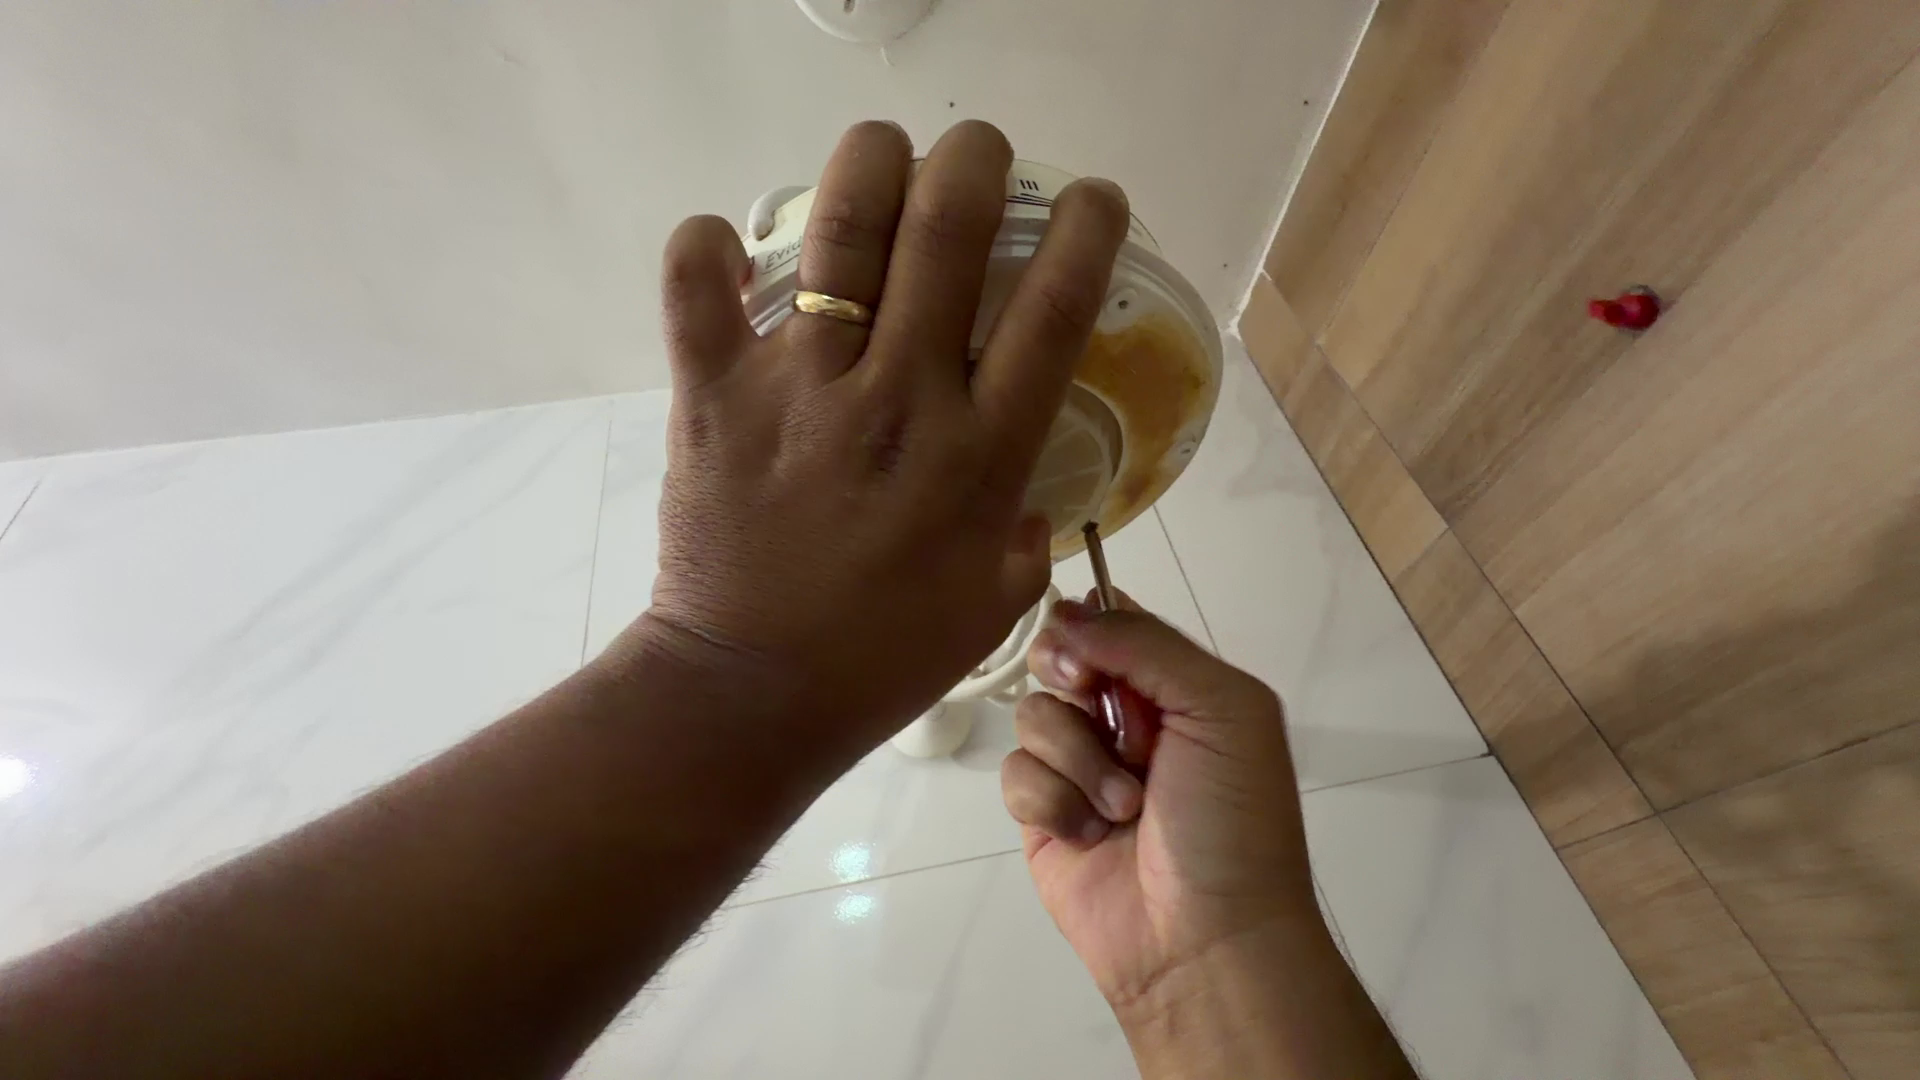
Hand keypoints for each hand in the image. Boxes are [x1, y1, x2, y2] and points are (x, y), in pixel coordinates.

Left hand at [627, 120, 1130, 751]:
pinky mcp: (714, 399)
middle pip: (947, 232)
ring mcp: (802, 391)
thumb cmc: (883, 659)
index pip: (1052, 309)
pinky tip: (722, 246)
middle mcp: (899, 400)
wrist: (753, 694)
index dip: (1084, 232)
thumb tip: (1023, 492)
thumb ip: (1024, 538)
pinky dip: (703, 251)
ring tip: (882, 154)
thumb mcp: (993, 608)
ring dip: (869, 165)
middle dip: (974, 162)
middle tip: (976, 153)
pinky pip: (695, 291)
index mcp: (979, 454)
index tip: (1089, 200)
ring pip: (839, 231)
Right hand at [1000, 593, 1323, 1013]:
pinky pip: (1016, 773)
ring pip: (1033, 713)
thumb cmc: (1230, 819)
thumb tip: (1067, 608)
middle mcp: (1121, 718)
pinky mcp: (1042, 811)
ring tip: (1121, 807)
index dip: (1090, 620)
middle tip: (1092, 702)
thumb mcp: (1222, 709)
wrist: (1204, 944)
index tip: (1088, 645)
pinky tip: (1088, 835)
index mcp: (1170, 686)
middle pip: (1058, 655)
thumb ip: (1147, 646)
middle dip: (1068, 676)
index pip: (1112, 621)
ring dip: (1077, 758)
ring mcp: (1078, 764)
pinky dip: (1052, 802)